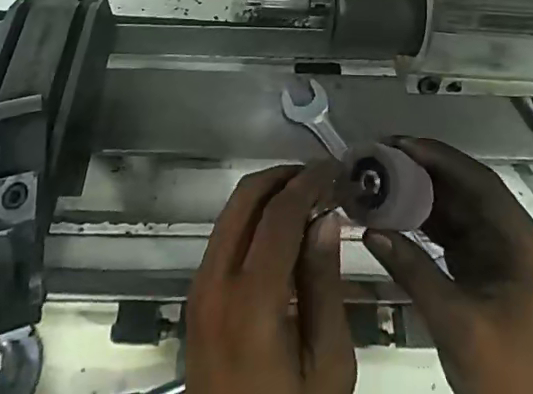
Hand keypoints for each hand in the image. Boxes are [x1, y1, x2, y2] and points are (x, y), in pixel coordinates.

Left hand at [186, 163, 354, 393]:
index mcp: (251, 297)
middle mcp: (215, 280)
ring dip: (267, 195)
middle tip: (321, 178)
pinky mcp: (196, 298)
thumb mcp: (327, 364)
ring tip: (308, 199)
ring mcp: (200, 288)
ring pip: (230, 214)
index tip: (335, 167)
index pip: (279, 214)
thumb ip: (324, 285)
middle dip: (283, 177)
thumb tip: (325, 219)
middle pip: (244, 199)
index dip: (309, 182)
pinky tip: (283, 230)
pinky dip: (253, 219)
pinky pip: (224, 237)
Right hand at [363, 138, 532, 393]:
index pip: (483, 186)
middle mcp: (519, 243)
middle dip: (428, 172)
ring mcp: (505, 259)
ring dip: (424, 195)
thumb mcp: (456, 323)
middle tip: (385, 154)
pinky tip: (397, 212)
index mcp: (526, 247)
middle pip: (471, 194)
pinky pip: (456, 236)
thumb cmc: (503, 375)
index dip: (442, 160)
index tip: (403, 144)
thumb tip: (370, 229)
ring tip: (384, 176)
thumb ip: (413, 270)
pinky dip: (427, 224)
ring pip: (461, 212)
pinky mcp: (489, 274)